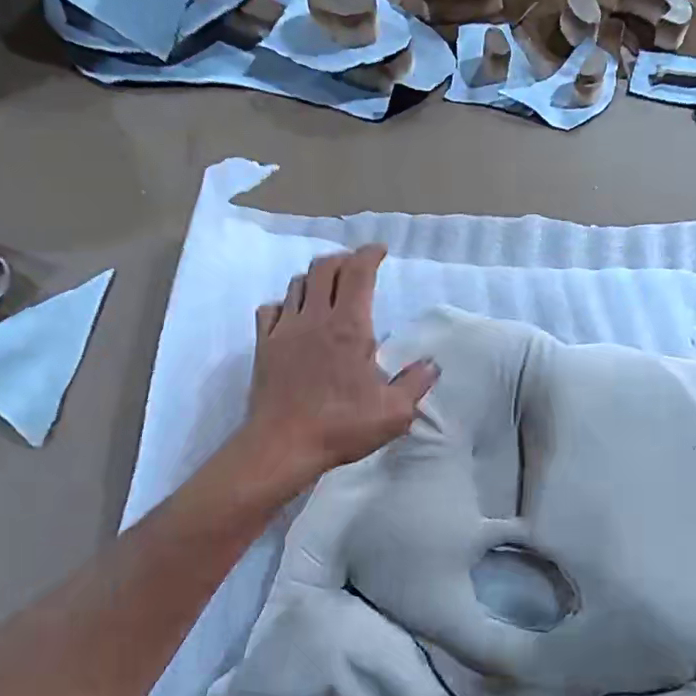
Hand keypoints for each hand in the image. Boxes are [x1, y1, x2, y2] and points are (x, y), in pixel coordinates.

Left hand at [236, 246, 438, 490]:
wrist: (282, 445)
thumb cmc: (342, 426)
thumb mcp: (394, 412)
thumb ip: (416, 383)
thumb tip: (431, 365)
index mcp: (350, 328)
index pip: (358, 274)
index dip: (369, 254)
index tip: (379, 250)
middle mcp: (315, 319)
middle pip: (325, 268)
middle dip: (344, 259)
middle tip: (357, 266)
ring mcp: (285, 330)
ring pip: (298, 284)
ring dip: (316, 278)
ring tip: (329, 288)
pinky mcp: (264, 346)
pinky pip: (272, 309)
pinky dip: (286, 303)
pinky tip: (294, 316)